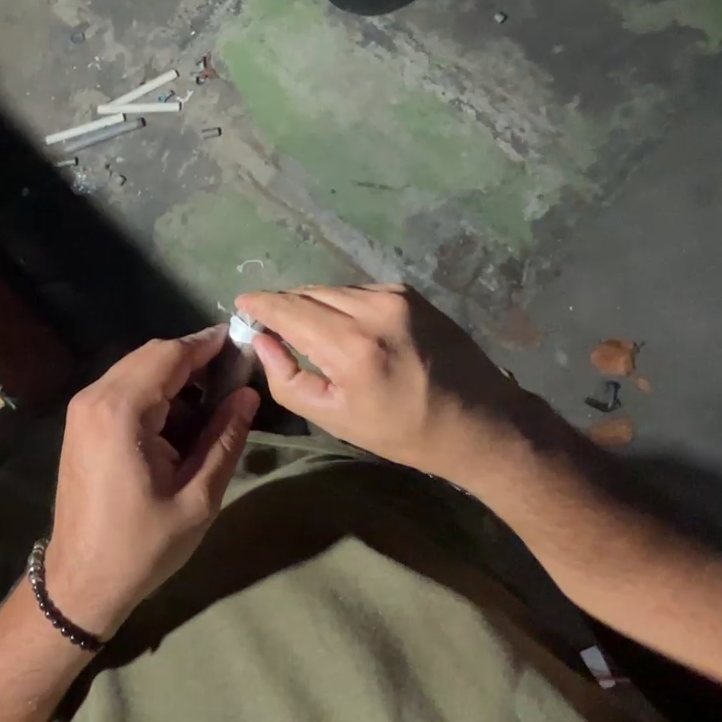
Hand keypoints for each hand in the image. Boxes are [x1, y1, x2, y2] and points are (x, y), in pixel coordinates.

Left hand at [45, 327, 258, 636]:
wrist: (80, 581)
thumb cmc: (142, 546)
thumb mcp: (198, 498)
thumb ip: (225, 439)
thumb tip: (248, 395)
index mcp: (121, 411)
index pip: (170, 355)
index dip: (208, 345)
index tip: (243, 342)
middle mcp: (95, 397)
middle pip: (152, 355)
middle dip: (194, 359)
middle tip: (235, 375)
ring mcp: (83, 408)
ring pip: (136, 368)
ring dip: (174, 375)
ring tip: (214, 399)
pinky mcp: (81, 421)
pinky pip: (122, 387)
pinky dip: (154, 390)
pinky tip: (180, 417)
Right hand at [235, 284, 532, 479]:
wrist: (480, 421)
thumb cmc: (403, 431)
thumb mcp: (336, 418)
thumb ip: (288, 379)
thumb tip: (261, 341)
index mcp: (351, 346)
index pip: (288, 309)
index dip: (260, 304)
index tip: (241, 304)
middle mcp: (371, 309)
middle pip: (307, 294)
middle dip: (283, 306)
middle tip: (268, 324)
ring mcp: (393, 295)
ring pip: (331, 290)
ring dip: (312, 305)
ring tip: (307, 330)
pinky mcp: (408, 292)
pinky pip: (356, 291)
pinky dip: (340, 304)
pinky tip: (344, 328)